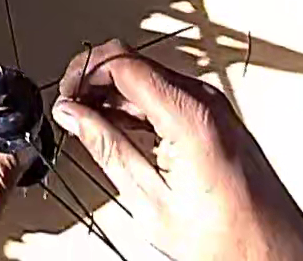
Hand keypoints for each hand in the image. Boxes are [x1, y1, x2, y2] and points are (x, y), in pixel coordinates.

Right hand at [52, 40, 302, 260]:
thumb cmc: (235, 248)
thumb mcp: (154, 205)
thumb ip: (107, 149)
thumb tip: (73, 115)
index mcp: (189, 116)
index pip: (121, 63)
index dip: (84, 72)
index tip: (67, 94)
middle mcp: (203, 100)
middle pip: (132, 61)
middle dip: (94, 78)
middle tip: (72, 106)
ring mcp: (212, 105)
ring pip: (146, 74)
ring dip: (112, 91)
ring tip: (90, 120)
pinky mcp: (214, 116)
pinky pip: (164, 91)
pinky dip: (135, 102)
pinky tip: (119, 127)